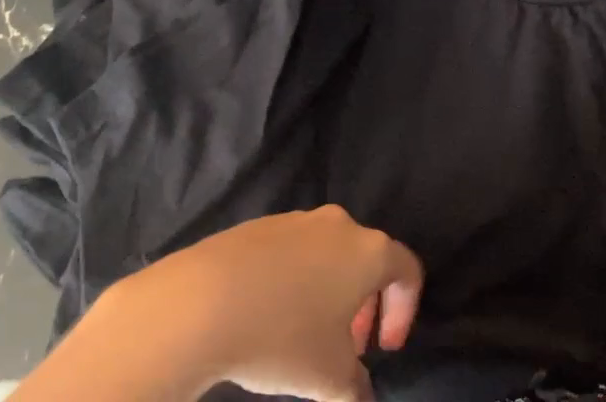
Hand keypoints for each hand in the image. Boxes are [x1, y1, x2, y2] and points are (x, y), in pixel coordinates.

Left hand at [30, 207, 423, 401]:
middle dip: (364, 306)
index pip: (407, 271)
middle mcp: (339, 225)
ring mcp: (296, 221)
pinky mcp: (258, 226)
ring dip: (328, 294)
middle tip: (348, 348)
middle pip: (366, 261)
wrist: (198, 304)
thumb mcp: (328, 378)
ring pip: (327, 256)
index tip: (383, 351)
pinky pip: (291, 254)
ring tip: (306, 336)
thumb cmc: (281, 336)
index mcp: (369, 251)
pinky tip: (268, 317)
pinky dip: (294, 282)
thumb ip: (356, 387)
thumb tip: (360, 394)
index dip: (404, 312)